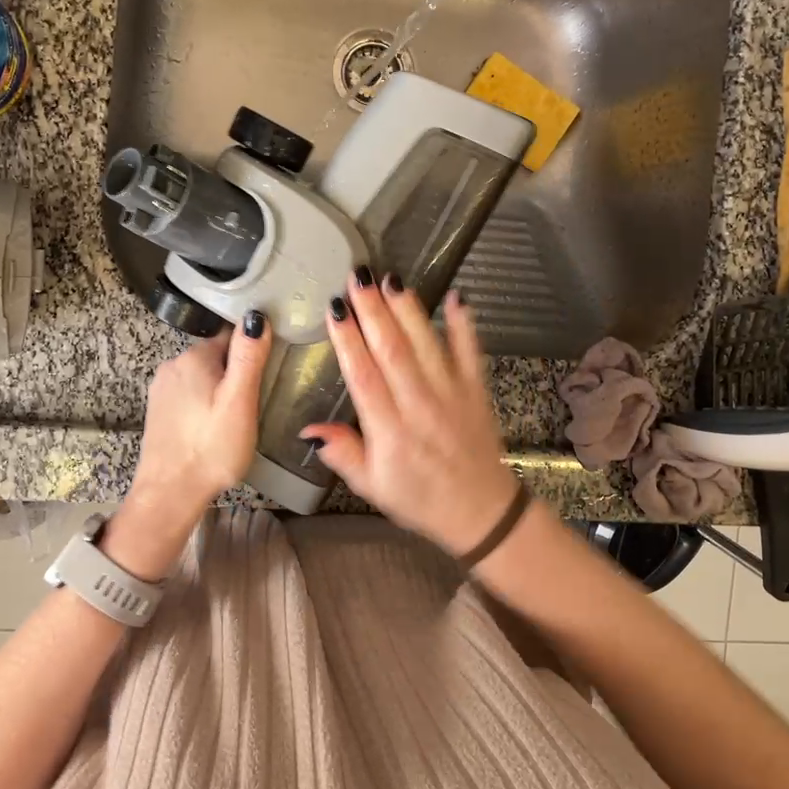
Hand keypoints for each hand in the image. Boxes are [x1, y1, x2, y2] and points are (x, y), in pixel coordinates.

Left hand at [113, 315, 271, 575]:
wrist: (169, 493)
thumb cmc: (211, 449)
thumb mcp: (240, 401)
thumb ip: (248, 356)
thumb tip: (256, 316)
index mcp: (194, 356)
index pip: (230, 337)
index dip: (251, 352)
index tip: (265, 373)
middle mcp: (173, 364)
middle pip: (215, 356)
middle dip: (234, 373)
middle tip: (253, 403)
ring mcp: (162, 388)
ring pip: (201, 377)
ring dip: (218, 390)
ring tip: (235, 419)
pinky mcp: (158, 410)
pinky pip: (188, 395)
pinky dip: (203, 405)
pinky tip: (212, 428)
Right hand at [302, 271, 520, 556]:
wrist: (481, 512)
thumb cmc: (418, 498)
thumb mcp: (370, 486)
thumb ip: (341, 453)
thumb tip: (307, 429)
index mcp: (389, 431)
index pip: (364, 376)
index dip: (348, 340)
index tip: (334, 308)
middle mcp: (420, 406)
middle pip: (393, 350)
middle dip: (374, 310)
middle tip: (358, 276)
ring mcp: (452, 394)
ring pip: (427, 344)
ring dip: (408, 309)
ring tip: (391, 278)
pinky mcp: (477, 389)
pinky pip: (471, 351)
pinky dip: (464, 323)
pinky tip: (456, 296)